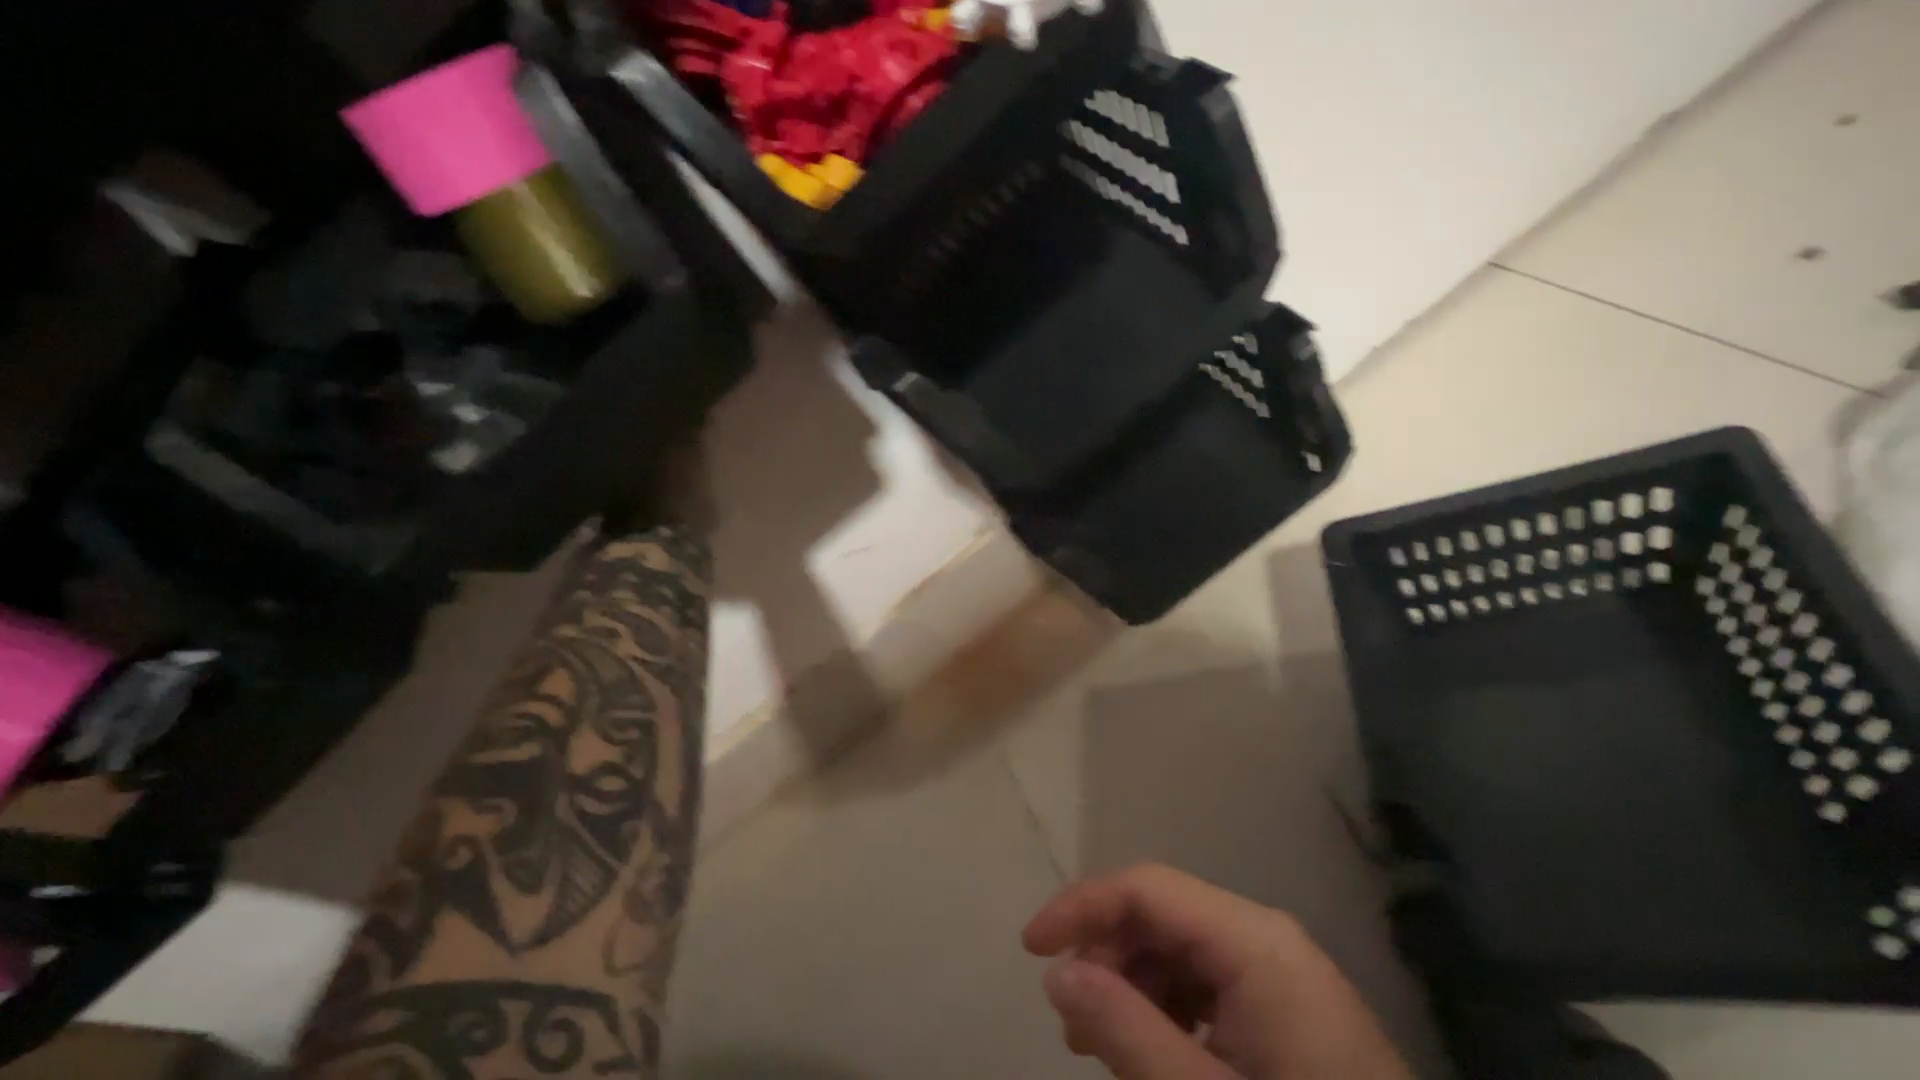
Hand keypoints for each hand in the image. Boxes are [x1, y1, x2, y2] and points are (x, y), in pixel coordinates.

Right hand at [1024, 864, 1412, 1079]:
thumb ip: (1125, 1031)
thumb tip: (1057, 972)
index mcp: (1255, 942)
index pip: (1146, 887)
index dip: (1081, 906)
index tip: (1029, 952)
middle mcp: (1269, 940)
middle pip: (1162, 917)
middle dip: (1106, 958)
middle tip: (1073, 1028)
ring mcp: (1284, 977)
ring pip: (1182, 954)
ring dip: (1133, 990)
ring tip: (1104, 1049)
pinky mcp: (1290, 1013)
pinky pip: (1210, 989)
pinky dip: (1168, 1013)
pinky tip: (1154, 1056)